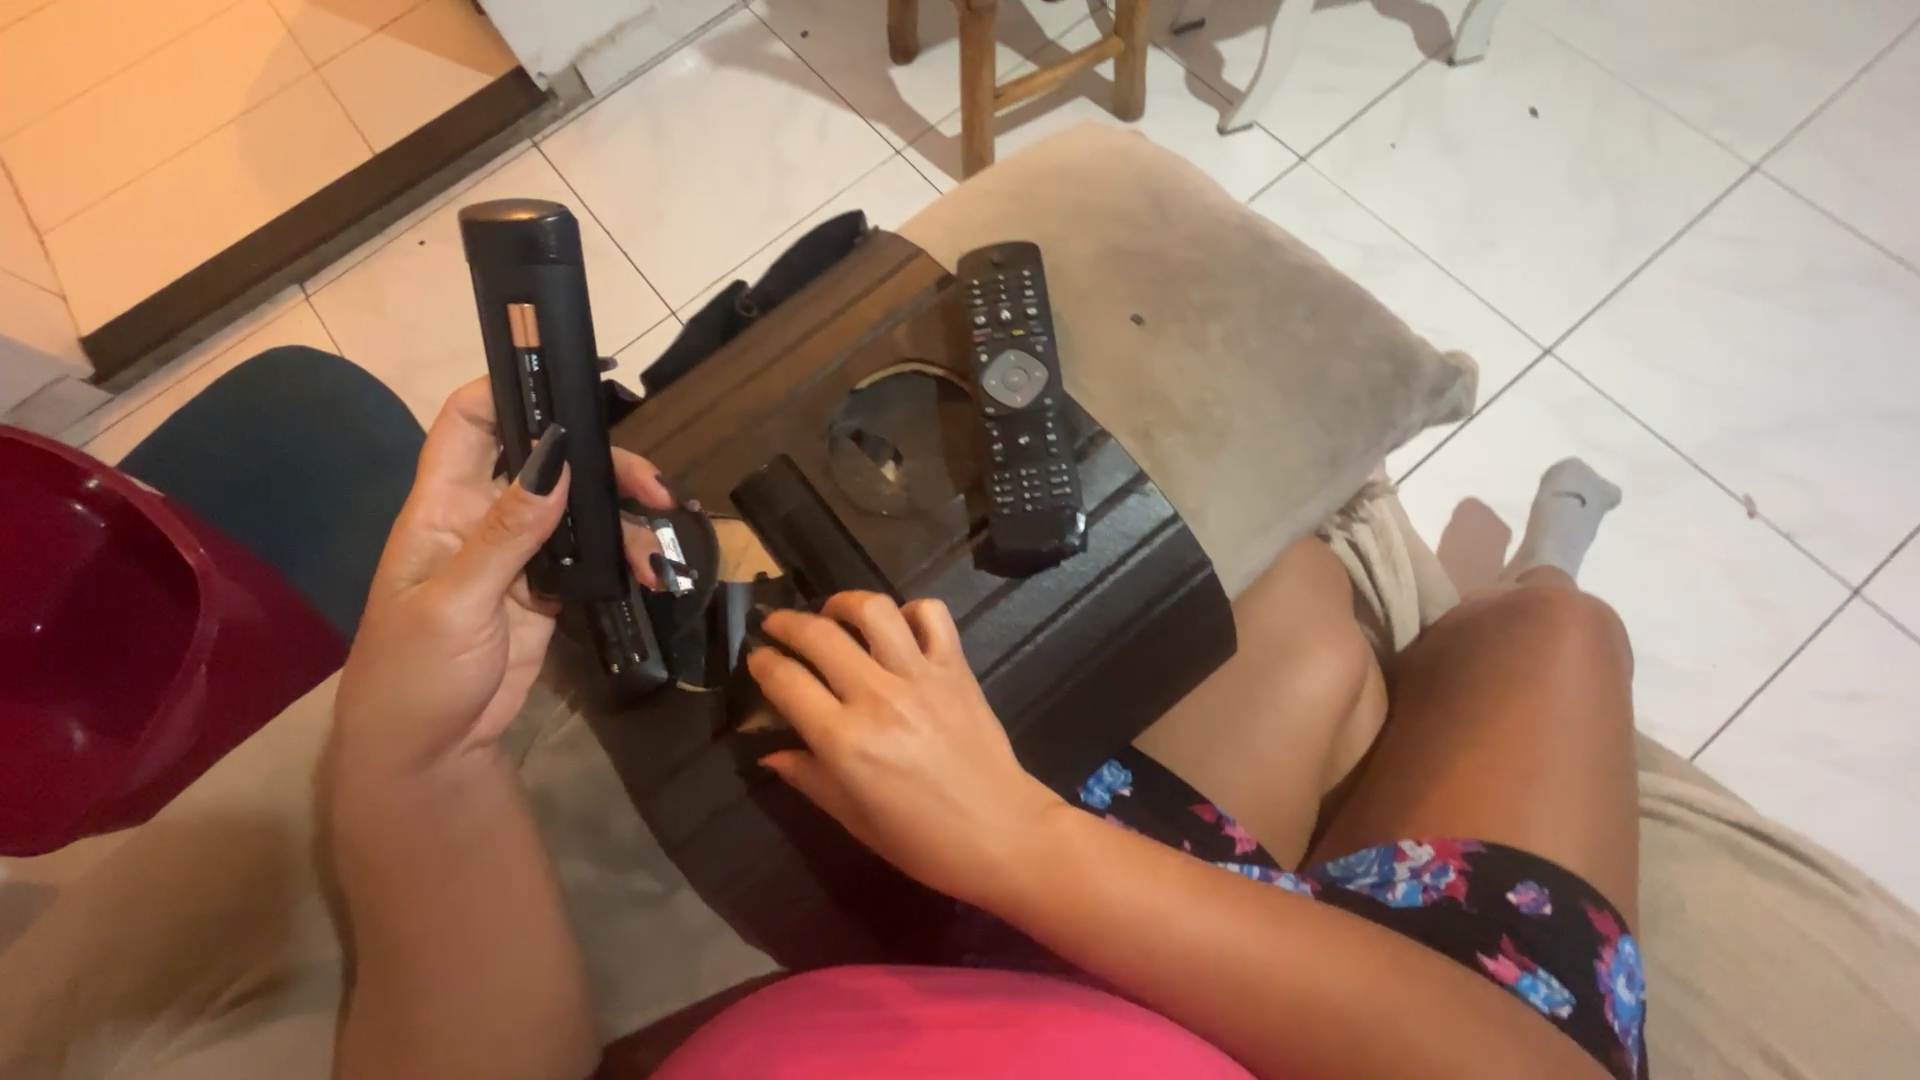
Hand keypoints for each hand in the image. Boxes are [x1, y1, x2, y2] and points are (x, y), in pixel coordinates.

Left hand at [331, 378, 672, 780]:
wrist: (431, 751)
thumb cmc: (414, 675)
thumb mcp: (454, 603)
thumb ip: (507, 534)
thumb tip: (554, 463)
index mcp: (442, 509)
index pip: (470, 425)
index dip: (510, 392)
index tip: (568, 386)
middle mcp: (485, 520)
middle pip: (548, 465)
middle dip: (602, 466)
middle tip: (652, 486)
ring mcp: (521, 556)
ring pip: (581, 512)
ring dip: (623, 520)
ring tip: (658, 545)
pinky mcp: (549, 591)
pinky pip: (595, 559)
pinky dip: (626, 561)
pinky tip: (649, 574)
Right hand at [749, 592, 1067, 906]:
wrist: (1001, 833)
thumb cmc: (921, 839)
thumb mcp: (853, 817)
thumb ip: (808, 777)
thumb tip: (770, 752)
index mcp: (845, 741)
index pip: (786, 681)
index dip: (762, 663)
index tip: (757, 658)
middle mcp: (878, 697)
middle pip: (819, 635)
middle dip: (787, 623)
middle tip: (778, 626)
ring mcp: (921, 676)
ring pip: (874, 611)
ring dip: (844, 603)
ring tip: (834, 613)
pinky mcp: (957, 668)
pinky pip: (933, 615)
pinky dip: (911, 611)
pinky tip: (899, 627)